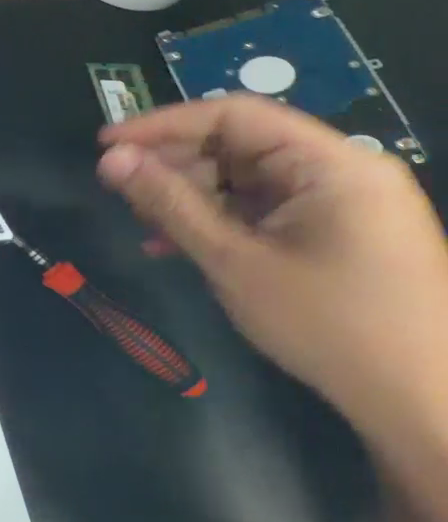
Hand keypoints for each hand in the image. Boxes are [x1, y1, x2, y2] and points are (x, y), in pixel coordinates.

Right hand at [96, 94, 447, 427]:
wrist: (425, 405)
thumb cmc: (329, 325)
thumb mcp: (233, 260)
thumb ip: (168, 202)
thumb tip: (111, 158)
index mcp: (333, 166)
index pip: (234, 116)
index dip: (162, 124)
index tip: (106, 144)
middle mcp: (344, 173)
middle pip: (239, 144)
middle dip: (173, 164)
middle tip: (119, 190)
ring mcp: (346, 204)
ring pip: (245, 177)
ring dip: (188, 195)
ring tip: (146, 225)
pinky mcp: (340, 233)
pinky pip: (263, 207)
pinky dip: (218, 218)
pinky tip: (179, 244)